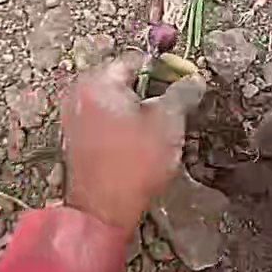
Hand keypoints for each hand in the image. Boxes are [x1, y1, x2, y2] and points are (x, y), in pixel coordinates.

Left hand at [59, 59, 206, 227]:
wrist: (102, 211)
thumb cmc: (135, 160)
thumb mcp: (168, 120)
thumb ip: (183, 92)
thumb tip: (195, 79)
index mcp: (98, 81)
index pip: (138, 60)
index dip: (168, 69)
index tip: (188, 83)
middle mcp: (80, 94)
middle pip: (128, 79)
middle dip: (157, 89)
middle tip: (181, 104)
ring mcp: (76, 118)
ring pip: (121, 100)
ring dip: (146, 107)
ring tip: (169, 124)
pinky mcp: (80, 140)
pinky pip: (111, 118)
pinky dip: (131, 122)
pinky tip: (149, 139)